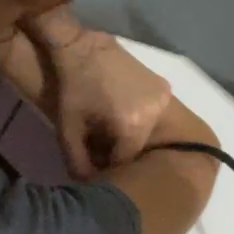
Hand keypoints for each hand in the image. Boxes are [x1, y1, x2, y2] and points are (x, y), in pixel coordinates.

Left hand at [25, 13, 172, 179]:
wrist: (84, 49)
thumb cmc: (72, 90)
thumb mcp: (68, 130)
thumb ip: (77, 161)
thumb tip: (87, 184)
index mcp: (133, 125)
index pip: (126, 161)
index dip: (109, 168)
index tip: (96, 167)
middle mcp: (156, 112)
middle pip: (140, 149)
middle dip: (120, 155)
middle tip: (101, 153)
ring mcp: (164, 98)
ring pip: (149, 134)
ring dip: (131, 141)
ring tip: (109, 137)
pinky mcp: (165, 88)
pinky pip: (153, 118)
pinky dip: (138, 126)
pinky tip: (120, 122)